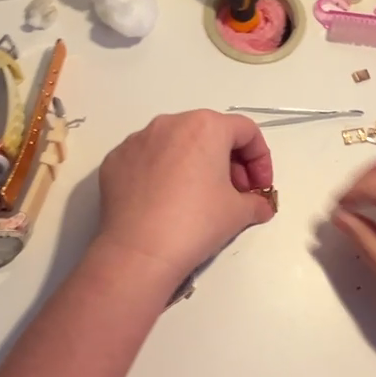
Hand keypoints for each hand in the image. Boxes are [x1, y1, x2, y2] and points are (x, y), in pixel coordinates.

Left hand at [94, 110, 275, 280]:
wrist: (138, 252)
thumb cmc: (195, 224)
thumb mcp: (238, 213)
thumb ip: (256, 202)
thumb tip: (259, 205)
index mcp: (205, 127)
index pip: (245, 132)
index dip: (260, 159)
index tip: (260, 188)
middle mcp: (169, 124)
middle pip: (209, 133)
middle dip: (228, 162)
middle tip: (234, 194)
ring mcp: (137, 140)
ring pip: (176, 144)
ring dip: (195, 165)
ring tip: (199, 198)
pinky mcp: (115, 161)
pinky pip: (147, 159)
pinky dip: (163, 173)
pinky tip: (166, 202)